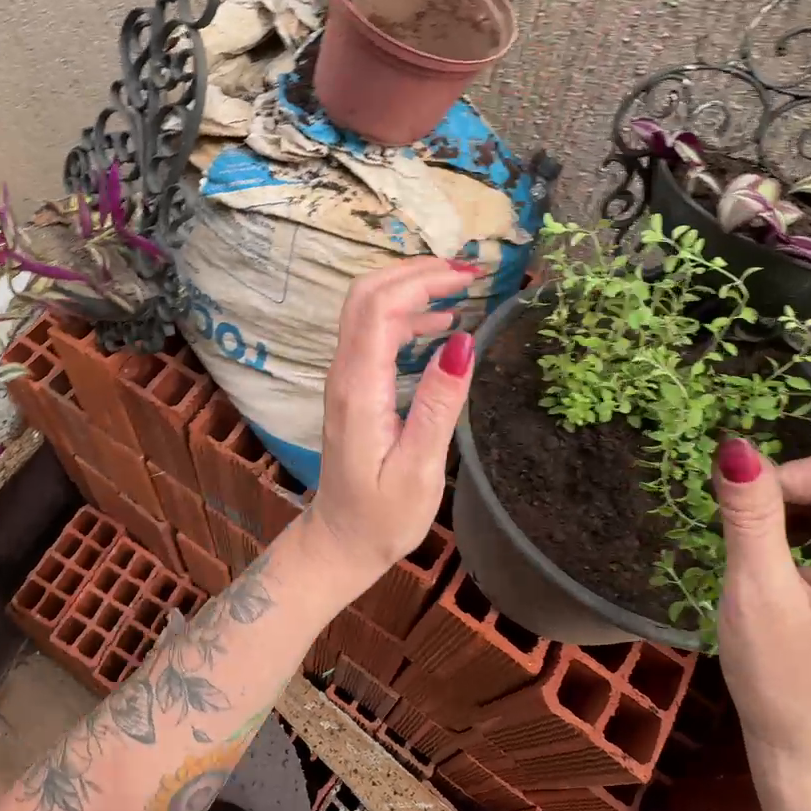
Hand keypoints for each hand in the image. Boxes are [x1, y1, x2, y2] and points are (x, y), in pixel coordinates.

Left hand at [307, 258, 477, 583]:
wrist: (342, 539)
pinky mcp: (352, 386)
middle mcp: (344, 374)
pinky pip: (372, 333)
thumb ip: (439, 404)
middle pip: (365, 296)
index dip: (421, 280)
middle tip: (466, 271)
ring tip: (461, 288)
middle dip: (413, 272)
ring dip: (409, 288)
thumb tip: (463, 342)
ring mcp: (344, 377)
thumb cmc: (383, 516)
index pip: (379, 308)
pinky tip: (440, 325)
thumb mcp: (420, 468)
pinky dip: (405, 315)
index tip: (468, 275)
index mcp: (360, 388)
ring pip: (366, 309)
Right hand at [712, 443, 810, 810]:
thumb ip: (749, 514)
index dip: (780, 483)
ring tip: (775, 567)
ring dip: (798, 519)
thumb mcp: (757, 591)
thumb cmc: (781, 680)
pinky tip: (797, 571)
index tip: (743, 525)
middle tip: (757, 553)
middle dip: (789, 504)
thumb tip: (734, 444)